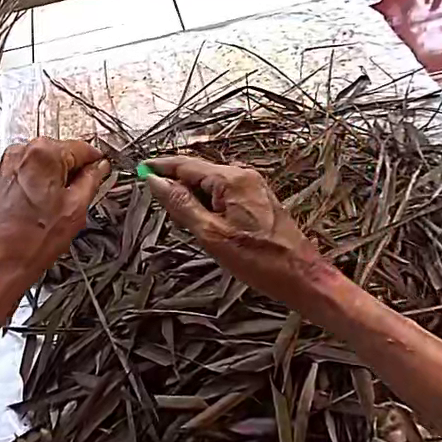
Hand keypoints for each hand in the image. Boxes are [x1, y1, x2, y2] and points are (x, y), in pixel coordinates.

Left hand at [0, 137, 111, 314]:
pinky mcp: (2, 176)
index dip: (97, 161)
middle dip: (75, 171)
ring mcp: (9, 163)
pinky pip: (31, 171)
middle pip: (62, 152)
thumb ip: (92, 180)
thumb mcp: (76, 209)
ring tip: (60, 207)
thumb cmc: (28, 243)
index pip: (82, 147)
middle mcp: (22, 151)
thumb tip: (99, 168)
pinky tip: (45, 208)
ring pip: (46, 162)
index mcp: (43, 153)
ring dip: (58, 179)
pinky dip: (42, 184)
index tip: (104, 170)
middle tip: (84, 195)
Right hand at [142, 156, 328, 307]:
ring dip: (192, 195)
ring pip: (210, 182)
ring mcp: (253, 185)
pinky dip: (208, 201)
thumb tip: (155, 182)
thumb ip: (181, 204)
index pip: (186, 164)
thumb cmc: (258, 260)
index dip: (161, 167)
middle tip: (157, 202)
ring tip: (181, 218)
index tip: (140, 170)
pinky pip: (224, 191)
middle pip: (198, 171)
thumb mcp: (211, 234)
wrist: (301, 276)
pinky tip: (204, 221)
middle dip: (176, 183)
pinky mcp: (258, 198)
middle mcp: (243, 174)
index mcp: (231, 179)